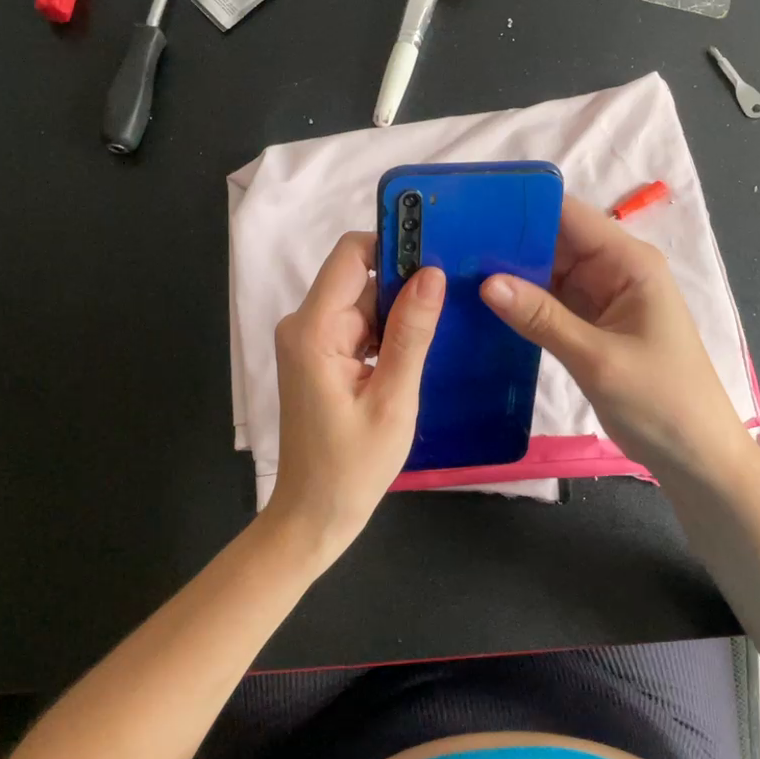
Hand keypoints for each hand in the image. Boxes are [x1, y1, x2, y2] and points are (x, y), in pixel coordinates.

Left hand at [269, 232, 444, 557]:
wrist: (315, 514)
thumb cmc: (353, 466)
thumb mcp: (392, 399)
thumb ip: (411, 334)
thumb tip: (431, 274)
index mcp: (314, 330)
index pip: (350, 255)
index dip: (393, 244)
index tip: (438, 251)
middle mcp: (305, 325)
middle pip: (359, 278)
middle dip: (404, 282)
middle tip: (454, 294)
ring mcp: (311, 342)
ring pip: (363, 303)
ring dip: (400, 311)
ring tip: (445, 323)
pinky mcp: (320, 358)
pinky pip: (358, 328)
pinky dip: (388, 333)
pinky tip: (419, 347)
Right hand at [479, 198, 756, 476]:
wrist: (695, 455)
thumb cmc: (661, 401)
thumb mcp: (597, 359)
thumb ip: (542, 319)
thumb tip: (486, 282)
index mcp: (628, 262)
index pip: (568, 215)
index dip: (522, 206)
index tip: (471, 207)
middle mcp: (613, 270)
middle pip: (552, 240)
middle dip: (506, 239)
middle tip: (447, 242)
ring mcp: (600, 299)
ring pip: (546, 272)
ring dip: (508, 271)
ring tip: (453, 267)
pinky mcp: (590, 326)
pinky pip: (548, 302)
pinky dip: (520, 302)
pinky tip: (479, 301)